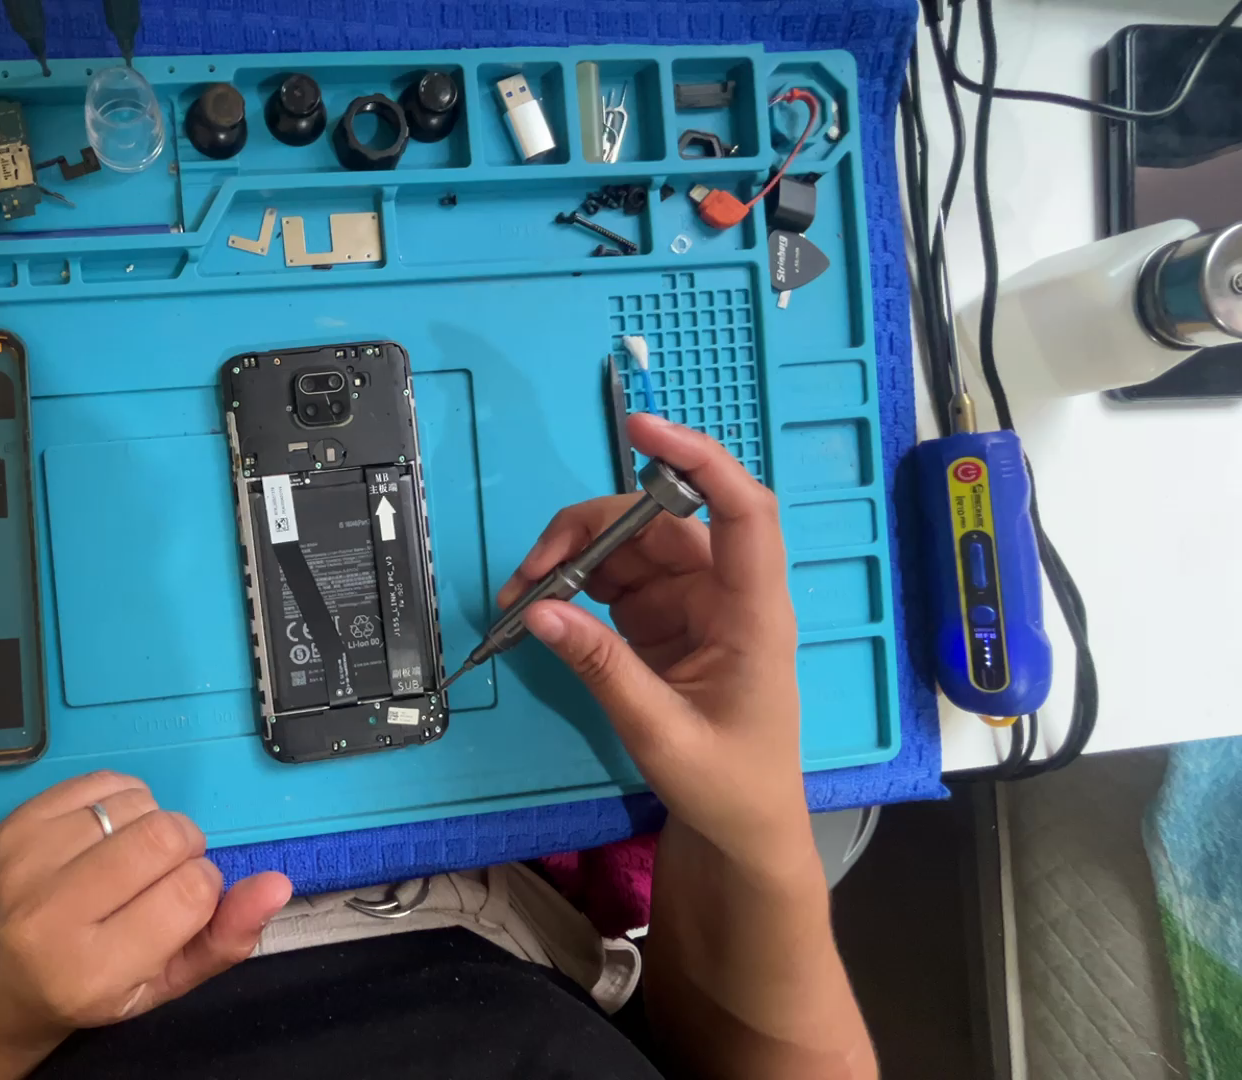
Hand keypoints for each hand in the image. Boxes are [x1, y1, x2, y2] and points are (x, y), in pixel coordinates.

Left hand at [0, 772, 292, 1074]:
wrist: (7, 982)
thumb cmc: (98, 986)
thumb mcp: (169, 981)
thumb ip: (228, 937)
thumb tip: (278, 884)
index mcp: (91, 970)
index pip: (190, 890)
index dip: (204, 885)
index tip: (184, 900)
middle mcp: (49, 915)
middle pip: (163, 835)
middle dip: (184, 843)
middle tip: (165, 869)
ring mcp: (25, 863)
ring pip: (135, 802)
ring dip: (151, 820)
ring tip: (131, 854)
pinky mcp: (14, 825)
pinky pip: (100, 780)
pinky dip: (122, 797)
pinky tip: (108, 830)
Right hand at [497, 413, 807, 867]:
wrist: (740, 826)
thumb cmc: (726, 783)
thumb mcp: (659, 731)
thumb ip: (600, 667)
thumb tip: (537, 610)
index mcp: (750, 612)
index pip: (740, 511)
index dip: (697, 459)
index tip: (640, 430)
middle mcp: (721, 591)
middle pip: (656, 523)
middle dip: (585, 532)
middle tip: (528, 574)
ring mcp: (689, 602)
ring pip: (625, 547)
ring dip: (568, 560)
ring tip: (522, 598)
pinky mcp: (660, 619)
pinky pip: (610, 581)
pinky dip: (569, 587)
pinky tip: (540, 609)